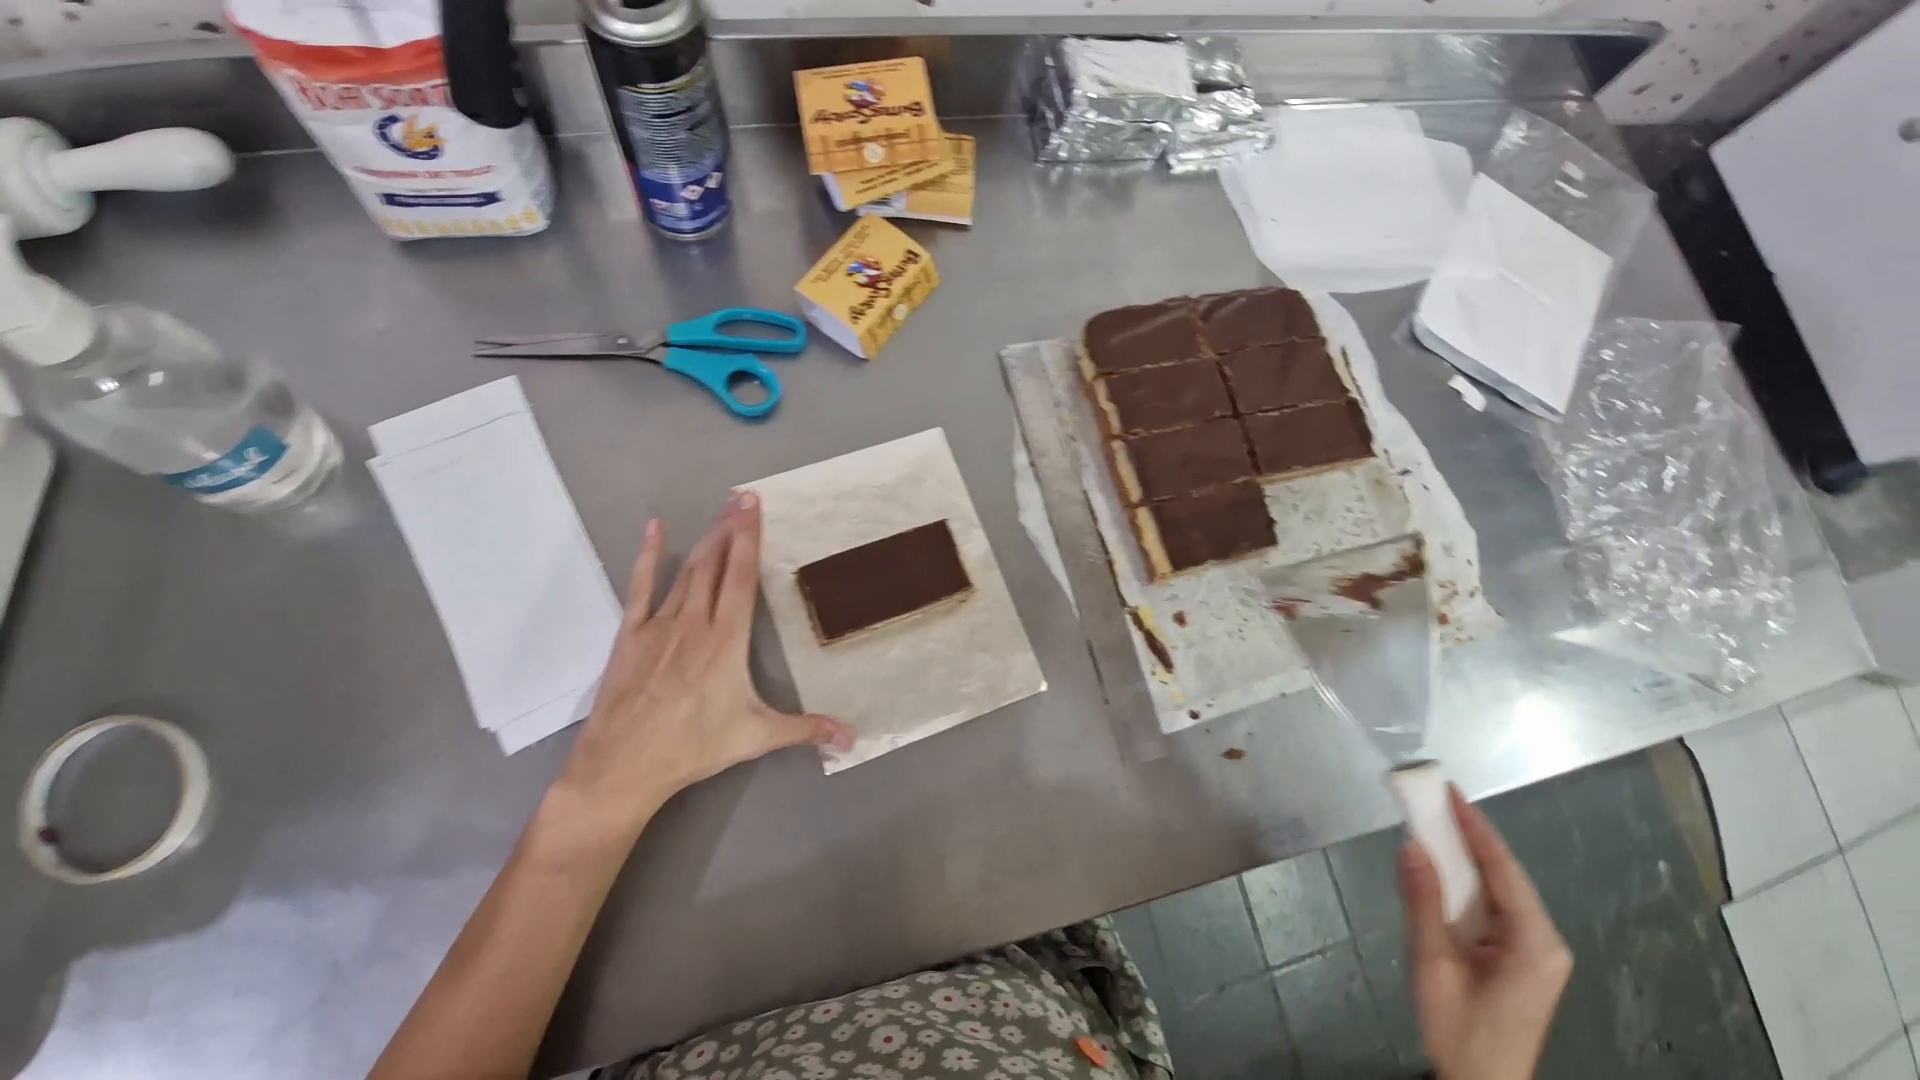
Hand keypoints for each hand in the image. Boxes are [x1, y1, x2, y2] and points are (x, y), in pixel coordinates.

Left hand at [555, 492, 853, 833]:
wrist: (624, 764)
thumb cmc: (694, 748)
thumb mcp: (756, 737)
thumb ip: (806, 730)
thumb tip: (853, 737)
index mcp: (727, 641)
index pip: (741, 578)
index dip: (749, 539)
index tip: (753, 506)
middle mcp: (695, 623)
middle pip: (715, 565)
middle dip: (730, 529)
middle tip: (741, 497)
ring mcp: (660, 626)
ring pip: (686, 572)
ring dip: (704, 540)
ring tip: (719, 514)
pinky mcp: (631, 635)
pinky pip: (641, 588)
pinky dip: (647, 557)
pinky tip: (653, 529)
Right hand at [1400, 787, 1571, 1079]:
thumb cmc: (1460, 1030)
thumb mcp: (1434, 965)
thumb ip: (1423, 903)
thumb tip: (1410, 845)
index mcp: (1535, 942)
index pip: (1503, 870)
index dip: (1476, 827)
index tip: (1450, 791)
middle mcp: (1544, 941)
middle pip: (1504, 876)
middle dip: (1469, 836)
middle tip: (1434, 800)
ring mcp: (1536, 951)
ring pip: (1499, 890)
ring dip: (1466, 858)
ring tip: (1433, 823)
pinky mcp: (1521, 959)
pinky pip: (1494, 908)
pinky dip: (1467, 884)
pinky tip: (1444, 867)